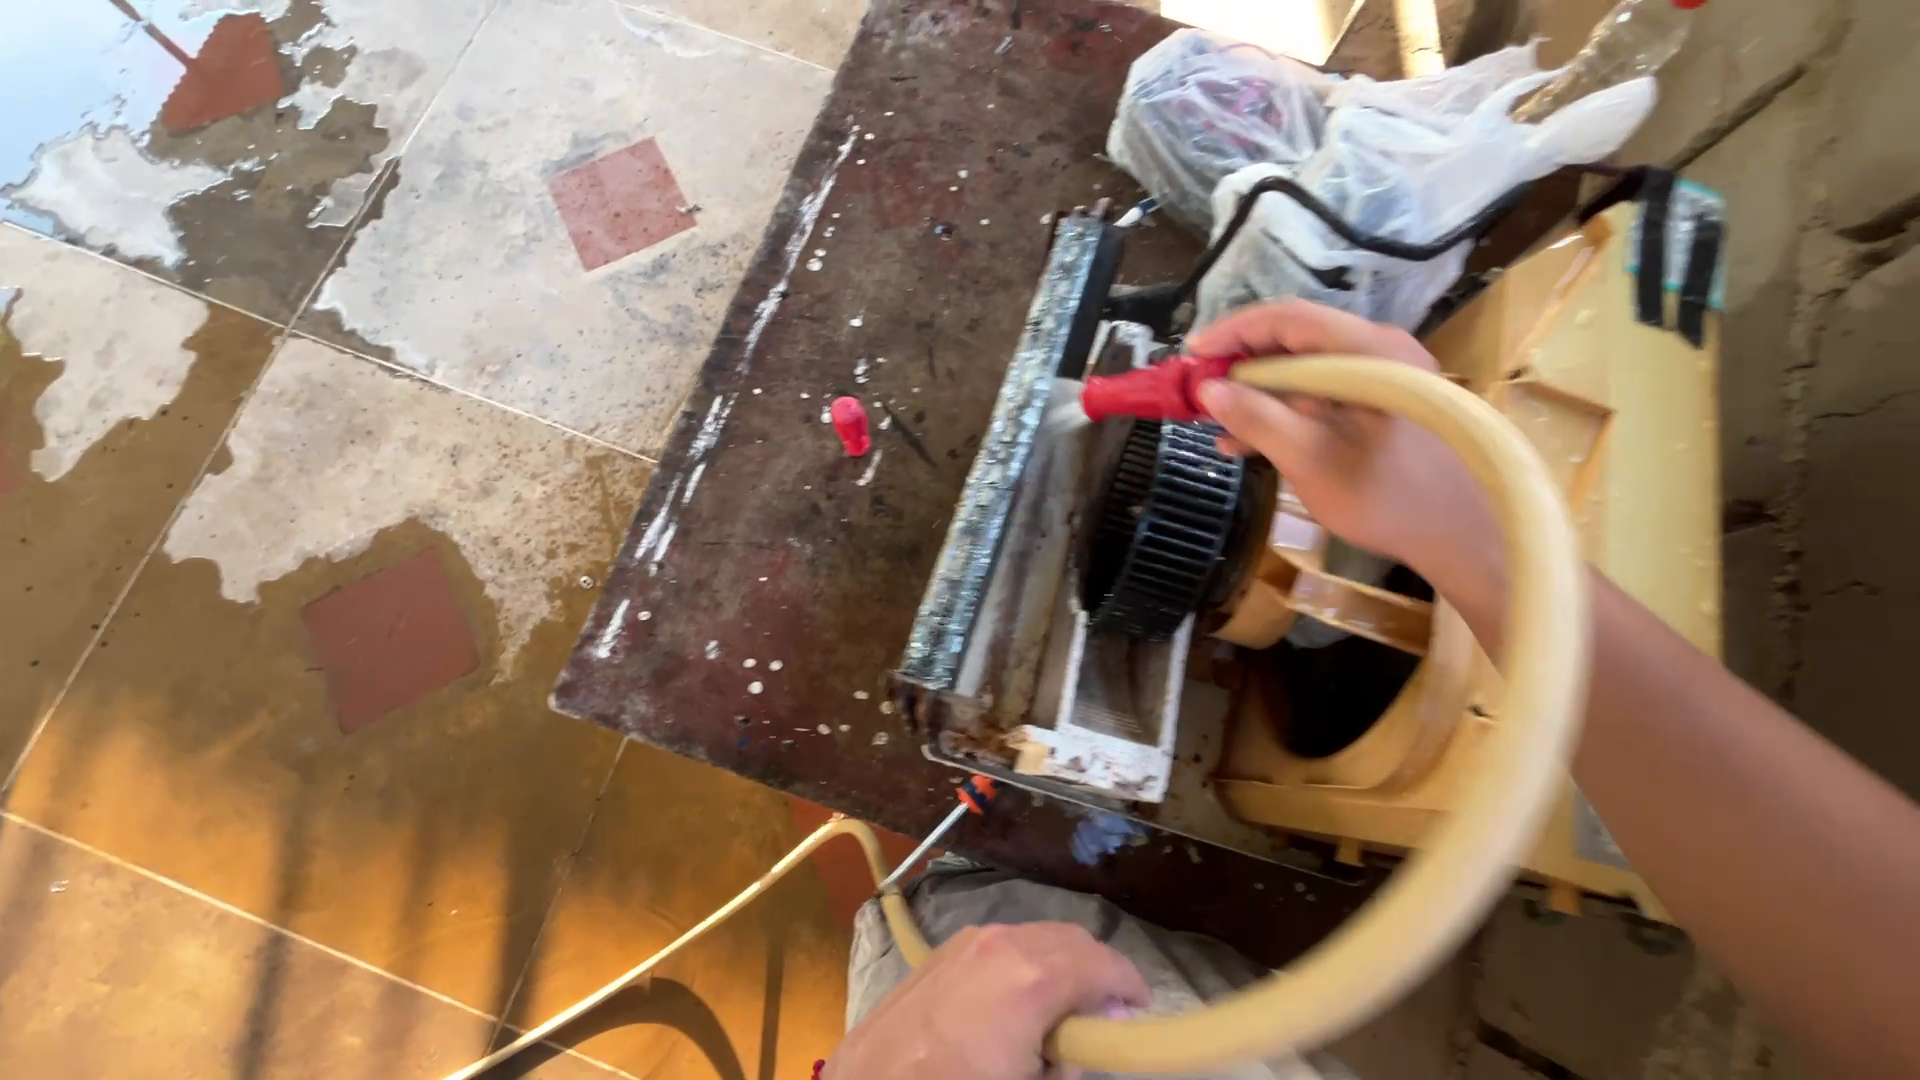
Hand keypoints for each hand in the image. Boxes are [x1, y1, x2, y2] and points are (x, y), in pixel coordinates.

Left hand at [825, 922, 1149, 1079]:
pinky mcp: (948, 948)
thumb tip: (1096, 1035)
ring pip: (1039, 937)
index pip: (1102, 964)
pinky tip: (1021, 1000)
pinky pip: (1007, 942)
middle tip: (1107, 1020)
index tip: (1142, 1011)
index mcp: (1031, 977)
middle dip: (1098, 974)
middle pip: (1074, 941)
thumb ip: (1076, 1059)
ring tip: (1063, 1014)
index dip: (1131, 985)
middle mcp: (1004, 941)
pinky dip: (1029, 961)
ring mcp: (971, 938)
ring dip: (1063, 966)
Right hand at [1185, 299, 1497, 584]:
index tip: (1190, 354)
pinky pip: (1319, 396)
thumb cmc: (1390, 498)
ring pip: (1302, 372)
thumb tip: (1208, 389)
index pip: (1288, 319)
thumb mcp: (1311, 459)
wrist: (1463, 539)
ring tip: (1213, 424)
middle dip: (1239, 367)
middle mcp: (1379, 351)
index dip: (1232, 331)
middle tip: (1197, 391)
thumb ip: (1258, 418)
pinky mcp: (1380, 406)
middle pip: (1293, 342)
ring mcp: (1382, 378)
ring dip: (1255, 396)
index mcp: (1370, 351)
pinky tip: (1246, 442)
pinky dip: (1282, 414)